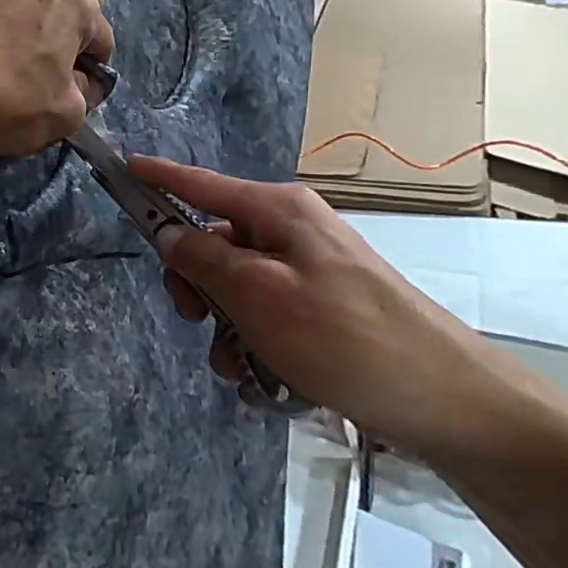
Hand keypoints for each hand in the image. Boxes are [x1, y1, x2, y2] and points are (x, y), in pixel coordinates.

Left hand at [0, 0, 114, 157]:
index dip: (95, 66)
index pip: (101, 37)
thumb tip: (83, 83)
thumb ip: (86, 94)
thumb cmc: (11, 99)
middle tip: (54, 64)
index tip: (81, 86)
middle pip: (74, 2)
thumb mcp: (67, 113)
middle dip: (73, 29)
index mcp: (80, 6)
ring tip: (26, 33)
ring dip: (38, 4)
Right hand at [129, 156, 505, 452]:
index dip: (160, 178)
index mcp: (277, 210)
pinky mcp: (322, 309)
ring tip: (244, 372)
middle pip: (215, 243)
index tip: (124, 168)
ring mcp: (309, 270)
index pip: (203, 184)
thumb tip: (167, 232)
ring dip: (227, 330)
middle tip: (197, 323)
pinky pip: (267, 317)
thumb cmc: (343, 336)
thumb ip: (204, 259)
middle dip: (198, 286)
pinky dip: (257, 347)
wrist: (443, 398)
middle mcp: (291, 230)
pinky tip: (269, 384)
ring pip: (237, 289)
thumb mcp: (259, 295)